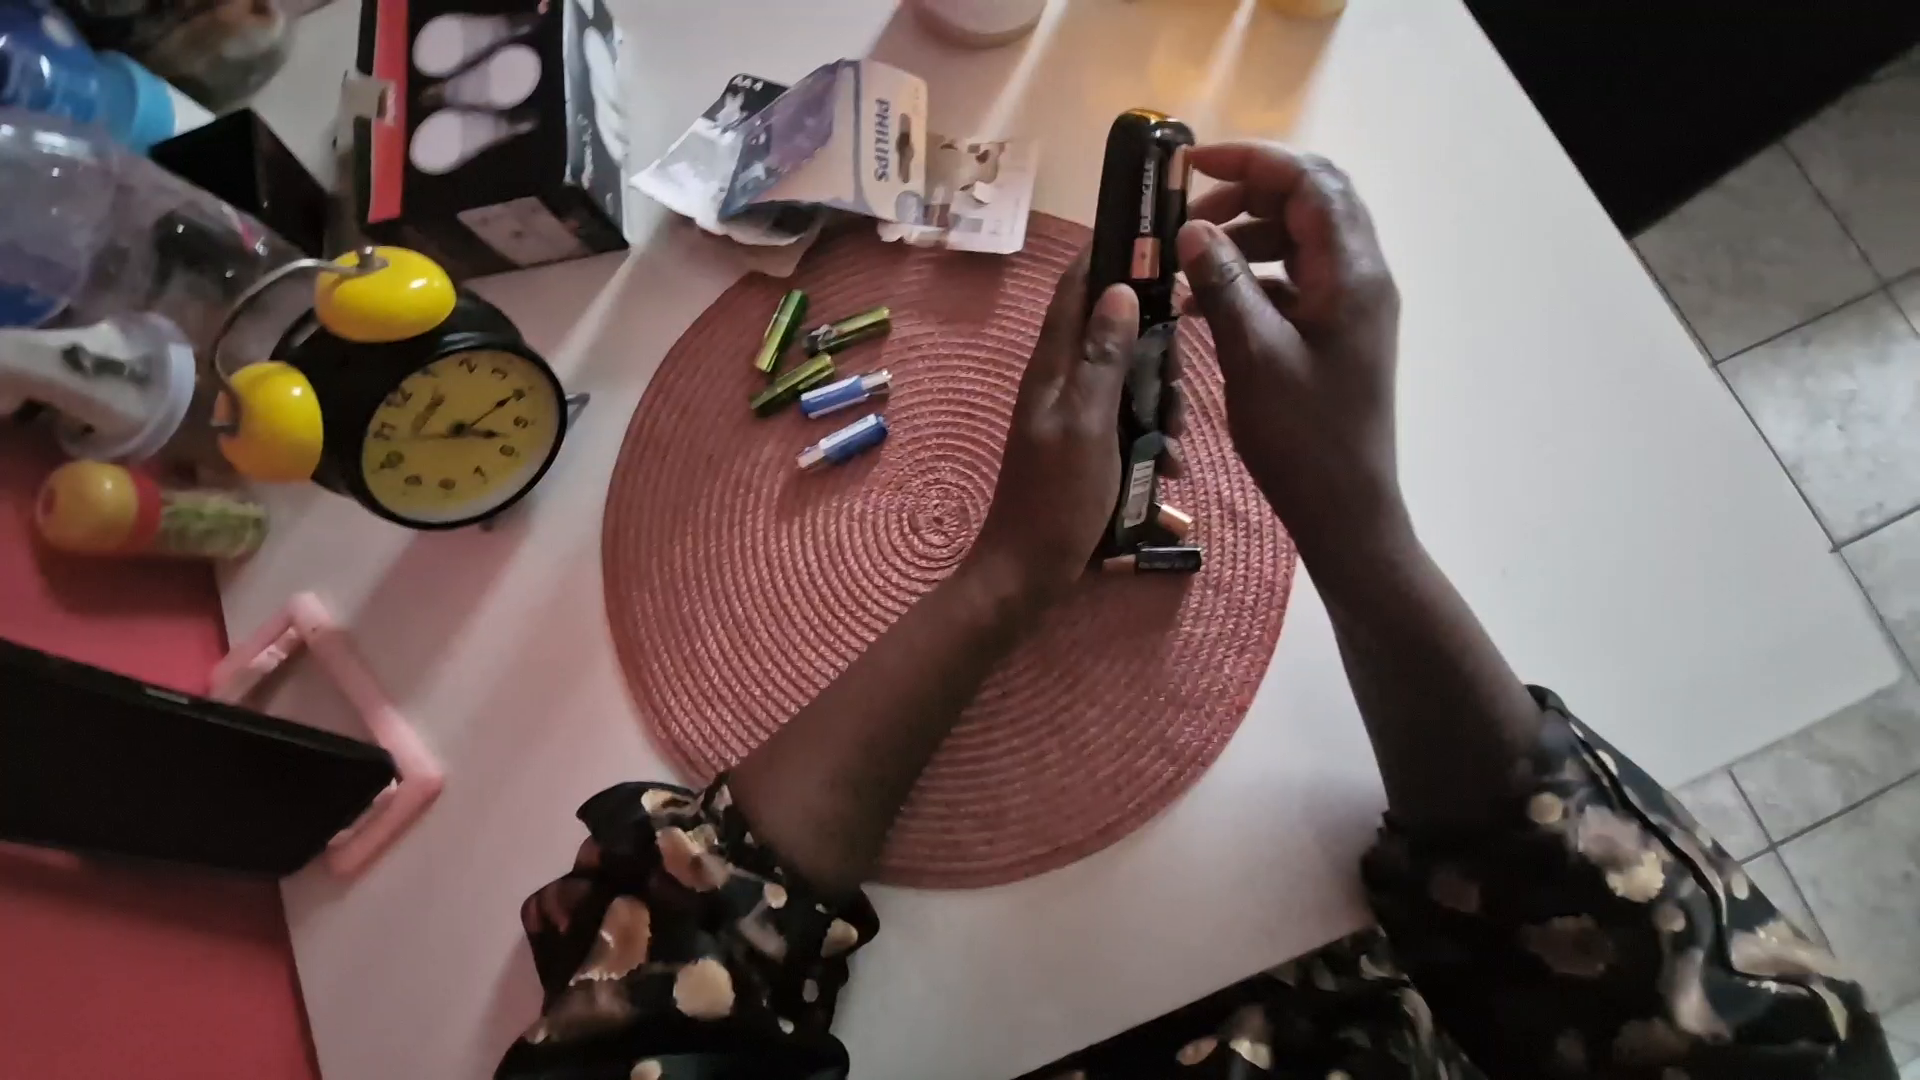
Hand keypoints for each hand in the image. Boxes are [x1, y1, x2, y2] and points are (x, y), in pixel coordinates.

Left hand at [968, 253, 1151, 604]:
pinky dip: (1151, 436)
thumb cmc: (1058, 499)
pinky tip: (1168, 466)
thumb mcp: (1087, 424)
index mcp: (1053, 367)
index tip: (1157, 238)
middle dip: (1154, 348)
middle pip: (1113, 332)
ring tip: (1175, 437)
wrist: (1031, 569)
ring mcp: (1076, 414)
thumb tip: (1117, 289)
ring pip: (1128, 379)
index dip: (1109, 255)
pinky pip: (1128, 421)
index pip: (1075, 289)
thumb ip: (1102, 358)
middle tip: (1174, 381)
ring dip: (1159, 399)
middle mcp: (1062, 381)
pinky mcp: (1090, 444)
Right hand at [1177, 143, 1405, 559]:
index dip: (1252, 162)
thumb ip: (1222, 288)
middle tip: (1185, 223)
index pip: (1310, 183)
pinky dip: (1248, 282)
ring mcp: (1347, 308)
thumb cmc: (1303, 438)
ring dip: (1242, 243)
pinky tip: (1204, 307)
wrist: (1344, 506)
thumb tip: (1190, 232)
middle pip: (1307, 205)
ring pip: (1296, 245)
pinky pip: (1290, 286)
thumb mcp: (1255, 358)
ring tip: (1186, 268)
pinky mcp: (1331, 335)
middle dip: (1244, 200)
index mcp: (1352, 274)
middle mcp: (1359, 278)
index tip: (1191, 167)